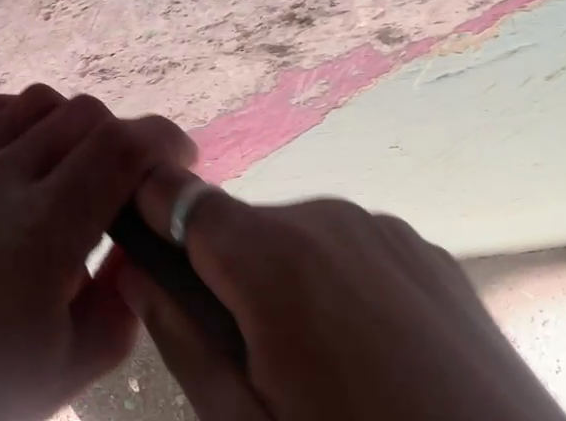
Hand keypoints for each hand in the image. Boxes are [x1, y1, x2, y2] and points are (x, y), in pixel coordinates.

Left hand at [0, 85, 193, 420]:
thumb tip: (153, 222)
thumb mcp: (91, 350)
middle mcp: (2, 182)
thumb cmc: (6, 374)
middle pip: (86, 114)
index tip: (184, 162)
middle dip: (128, 138)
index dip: (163, 142)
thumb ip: (132, 280)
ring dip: (80, 125)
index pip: (117, 149)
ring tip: (88, 169)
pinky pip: (0, 107)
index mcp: (41, 231)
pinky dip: (33, 117)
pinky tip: (42, 156)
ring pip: (44, 100)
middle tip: (138, 181)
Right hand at [116, 165, 565, 420]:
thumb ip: (180, 341)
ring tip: (322, 372)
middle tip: (250, 362)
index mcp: (269, 255)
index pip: (172, 193)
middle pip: (236, 226)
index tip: (133, 246)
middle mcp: (324, 218)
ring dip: (283, 284)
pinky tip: (376, 361)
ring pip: (294, 239)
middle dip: (223, 274)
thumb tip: (136, 274)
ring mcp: (386, 232)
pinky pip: (350, 254)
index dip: (143, 210)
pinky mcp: (432, 256)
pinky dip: (338, 288)